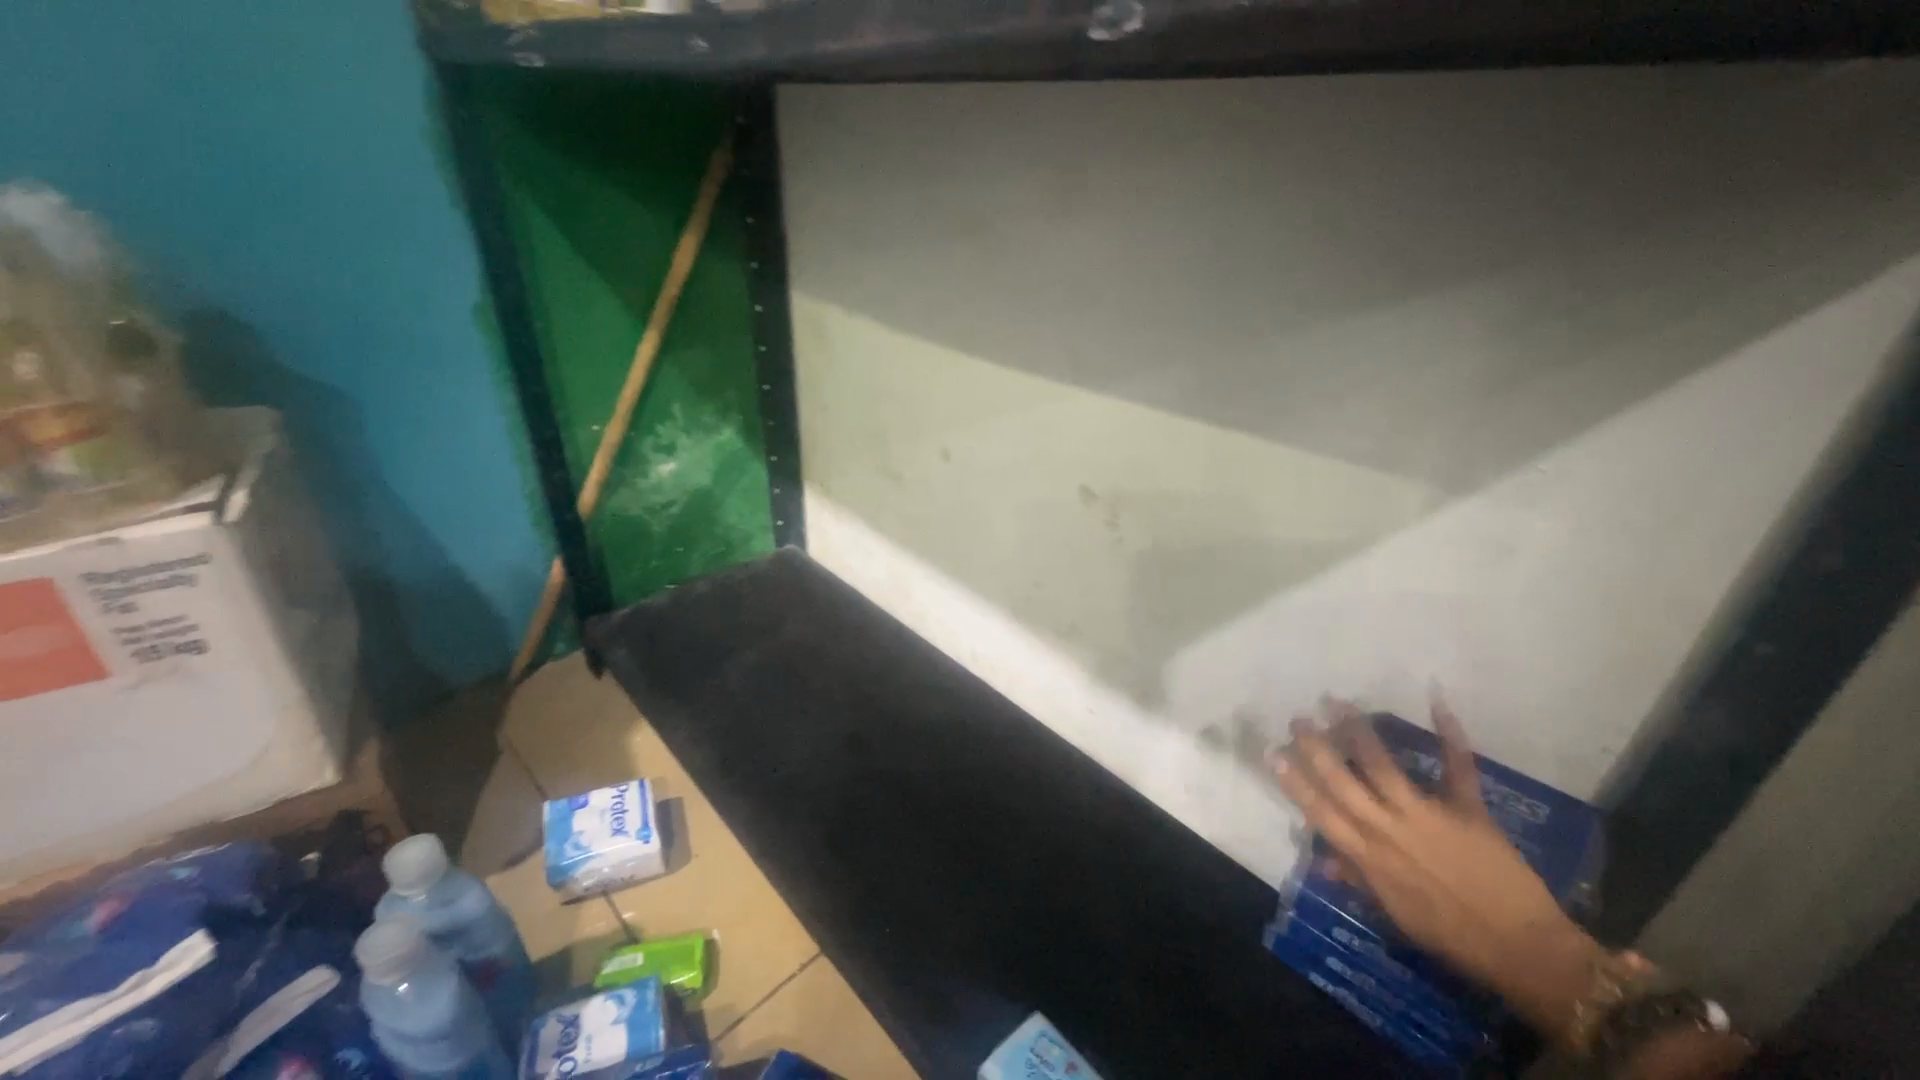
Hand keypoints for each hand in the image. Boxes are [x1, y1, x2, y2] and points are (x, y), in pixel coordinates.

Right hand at [1269, 693, 1605, 1038]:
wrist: (1520, 947)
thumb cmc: (1452, 937)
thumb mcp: (1395, 915)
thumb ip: (1360, 881)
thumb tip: (1323, 859)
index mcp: (1369, 858)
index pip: (1322, 812)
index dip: (1296, 782)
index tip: (1274, 755)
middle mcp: (1389, 830)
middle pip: (1344, 782)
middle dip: (1317, 749)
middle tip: (1297, 719)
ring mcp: (1427, 816)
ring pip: (1384, 767)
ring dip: (1359, 732)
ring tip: (1338, 703)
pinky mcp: (1468, 810)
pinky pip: (1458, 768)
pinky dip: (1451, 734)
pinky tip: (1437, 701)